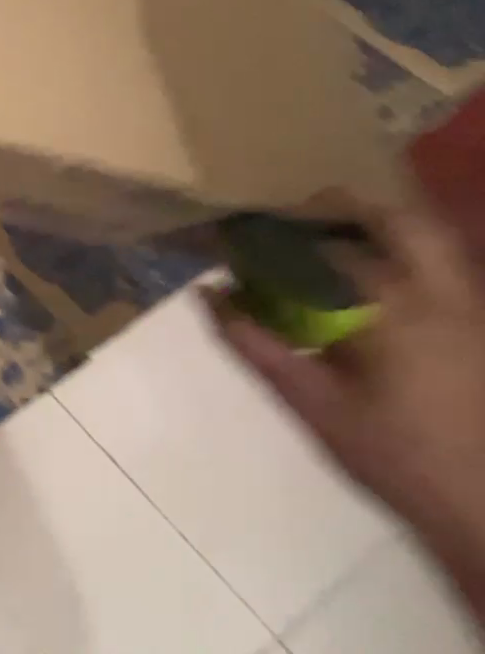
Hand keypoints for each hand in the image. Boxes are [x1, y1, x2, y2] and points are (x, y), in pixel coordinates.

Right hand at [219, 203, 484, 608]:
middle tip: (299, 213)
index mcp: (397, 313)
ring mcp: (476, 317)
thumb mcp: (308, 401)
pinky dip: (407, 263)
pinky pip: (448, 278)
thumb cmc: (391, 456)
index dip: (278, 232)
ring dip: (382, 232)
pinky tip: (372, 286)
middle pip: (406, 224)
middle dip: (349, 208)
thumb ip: (253, 343)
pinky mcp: (481, 334)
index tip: (239, 230)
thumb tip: (207, 293)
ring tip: (330, 241)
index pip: (329, 248)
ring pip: (437, 246)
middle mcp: (448, 301)